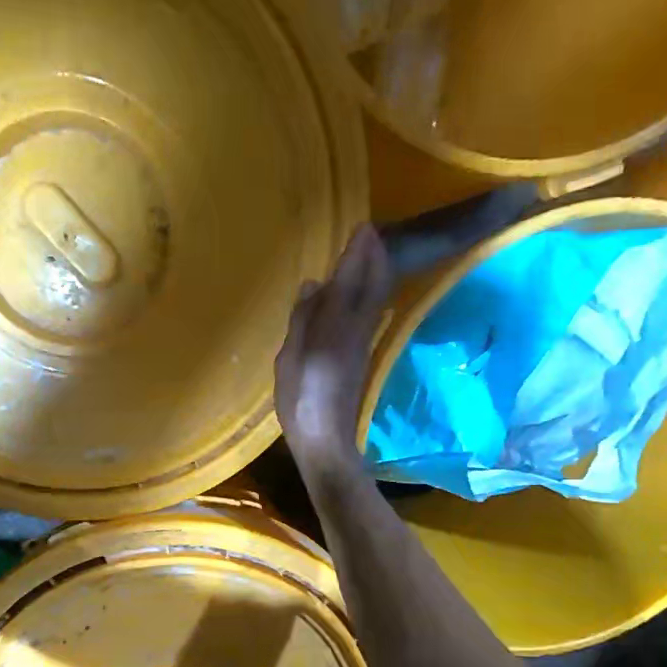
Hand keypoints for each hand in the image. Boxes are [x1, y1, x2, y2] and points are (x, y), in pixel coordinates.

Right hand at [275, 224, 393, 476]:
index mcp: (335, 326)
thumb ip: (302, 320)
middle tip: (370, 234)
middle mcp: (356, 328)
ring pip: (377, 297)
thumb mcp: (289, 359)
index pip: (350, 279)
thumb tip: (312, 285)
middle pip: (375, 284)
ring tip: (366, 255)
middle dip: (376, 256)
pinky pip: (370, 312)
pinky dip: (369, 293)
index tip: (363, 226)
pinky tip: (357, 293)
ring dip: (376, 272)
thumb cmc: (299, 401)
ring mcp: (363, 342)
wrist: (326, 439)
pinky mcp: (362, 355)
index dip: (358, 252)